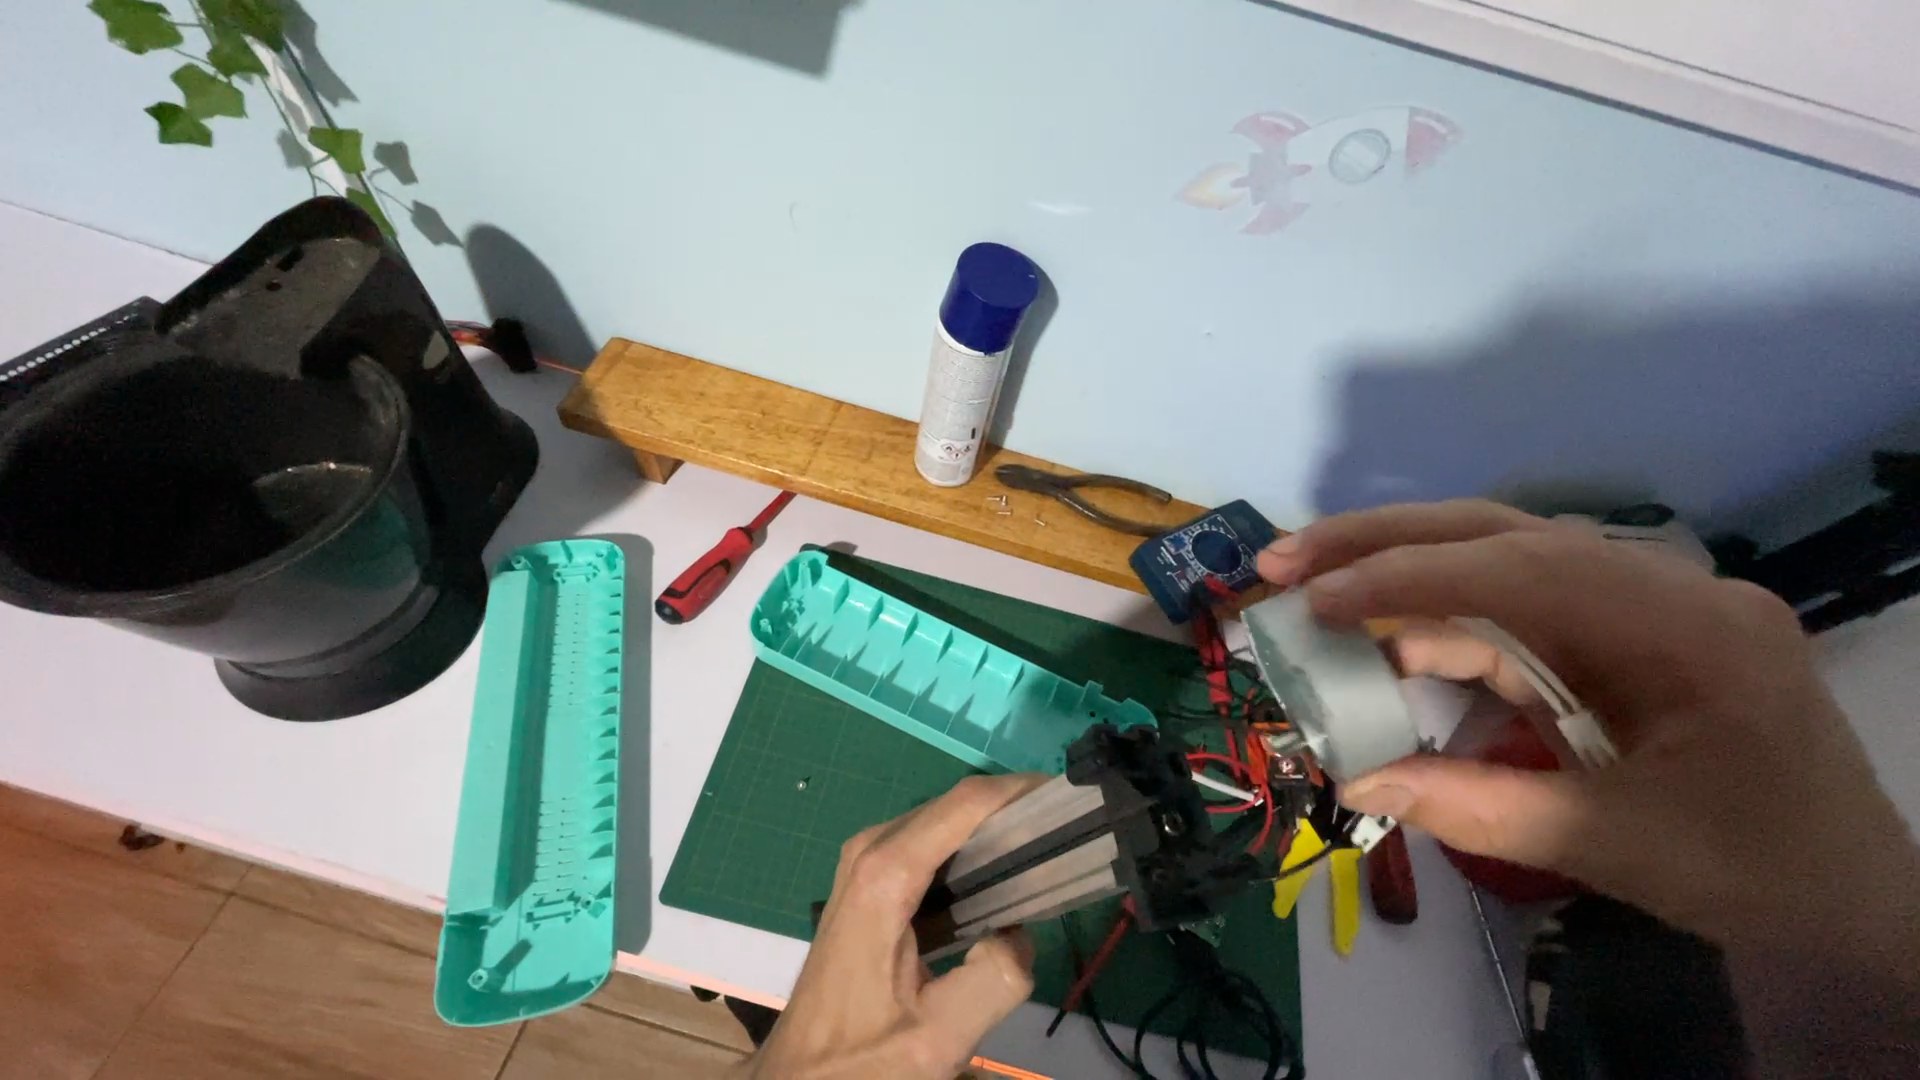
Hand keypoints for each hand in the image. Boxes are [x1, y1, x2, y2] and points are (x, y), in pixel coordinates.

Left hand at [733, 774, 1045, 1079]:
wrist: (798, 1075)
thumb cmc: (862, 1056)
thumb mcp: (937, 1037)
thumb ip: (995, 982)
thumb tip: (1021, 933)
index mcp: (886, 873)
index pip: (965, 803)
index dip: (1018, 790)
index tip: (1064, 797)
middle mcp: (871, 847)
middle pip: (954, 804)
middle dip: (1010, 808)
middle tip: (1062, 833)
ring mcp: (864, 856)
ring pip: (941, 819)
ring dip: (989, 826)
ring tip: (1039, 849)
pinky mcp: (866, 873)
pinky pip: (926, 839)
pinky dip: (965, 845)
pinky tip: (995, 875)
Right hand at [1255, 500, 1919, 958]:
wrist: (1840, 901)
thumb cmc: (1751, 872)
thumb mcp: (1608, 844)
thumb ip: (1473, 807)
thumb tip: (1351, 778)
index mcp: (1690, 629)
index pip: (1527, 570)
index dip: (1409, 578)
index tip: (1317, 601)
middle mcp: (1661, 589)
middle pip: (1499, 534)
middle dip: (1381, 542)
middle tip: (1284, 559)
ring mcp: (1631, 603)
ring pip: (1490, 556)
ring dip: (1393, 568)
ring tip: (1306, 584)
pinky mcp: (1600, 629)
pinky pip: (1500, 607)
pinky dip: (1428, 620)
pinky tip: (1376, 641)